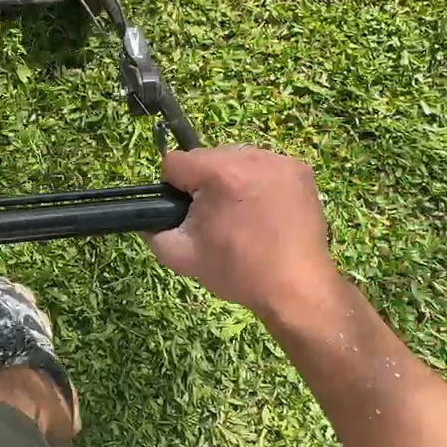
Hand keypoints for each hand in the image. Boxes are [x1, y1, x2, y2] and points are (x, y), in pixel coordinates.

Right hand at [144, 146, 343, 325]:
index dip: (173, 188)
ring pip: (235, 157)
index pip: (175, 162)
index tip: (187, 213)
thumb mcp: (183, 256)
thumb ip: (153, 233)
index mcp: (220, 174)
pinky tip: (264, 208)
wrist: (296, 289)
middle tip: (216, 218)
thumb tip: (146, 220)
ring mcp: (280, 161)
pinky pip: (263, 164)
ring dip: (230, 178)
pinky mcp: (299, 170)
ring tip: (241, 214)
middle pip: (206, 157)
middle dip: (203, 182)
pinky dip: (257, 181)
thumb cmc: (238, 272)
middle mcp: (251, 158)